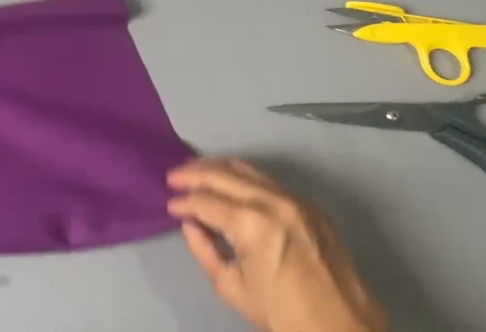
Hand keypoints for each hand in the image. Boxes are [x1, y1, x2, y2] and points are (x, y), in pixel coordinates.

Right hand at [166, 158, 386, 331]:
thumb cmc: (287, 318)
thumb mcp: (234, 289)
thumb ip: (204, 250)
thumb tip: (191, 224)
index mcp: (251, 224)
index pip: (204, 201)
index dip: (182, 203)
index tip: (171, 207)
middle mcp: (273, 203)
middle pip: (221, 174)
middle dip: (192, 174)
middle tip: (173, 178)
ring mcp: (297, 202)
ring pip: (246, 168)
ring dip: (217, 168)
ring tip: (198, 174)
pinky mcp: (314, 208)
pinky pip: (270, 180)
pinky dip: (244, 177)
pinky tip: (233, 185)